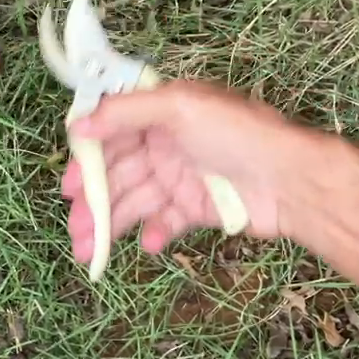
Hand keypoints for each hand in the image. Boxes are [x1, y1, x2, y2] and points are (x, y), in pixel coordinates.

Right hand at [62, 81, 321, 258]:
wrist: (291, 180)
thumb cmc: (238, 134)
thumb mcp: (179, 107)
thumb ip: (125, 113)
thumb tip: (78, 124)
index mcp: (162, 114)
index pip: (112, 136)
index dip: (87, 161)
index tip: (67, 186)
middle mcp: (166, 145)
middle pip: (118, 175)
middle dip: (94, 203)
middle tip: (75, 229)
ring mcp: (180, 179)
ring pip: (135, 202)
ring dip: (112, 225)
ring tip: (90, 251)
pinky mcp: (196, 209)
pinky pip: (165, 222)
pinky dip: (153, 233)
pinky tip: (148, 243)